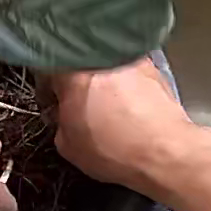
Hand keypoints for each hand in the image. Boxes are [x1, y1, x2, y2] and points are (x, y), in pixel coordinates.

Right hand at [52, 58, 210, 198]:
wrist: (163, 152)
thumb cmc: (116, 148)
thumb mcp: (67, 146)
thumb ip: (58, 122)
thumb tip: (61, 117)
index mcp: (72, 72)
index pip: (48, 68)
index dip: (47, 89)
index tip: (51, 102)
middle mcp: (101, 58)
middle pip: (80, 64)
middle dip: (77, 84)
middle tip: (78, 106)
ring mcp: (131, 61)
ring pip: (107, 68)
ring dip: (103, 84)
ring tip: (107, 110)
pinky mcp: (155, 70)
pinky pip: (130, 75)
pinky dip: (126, 88)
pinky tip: (128, 110)